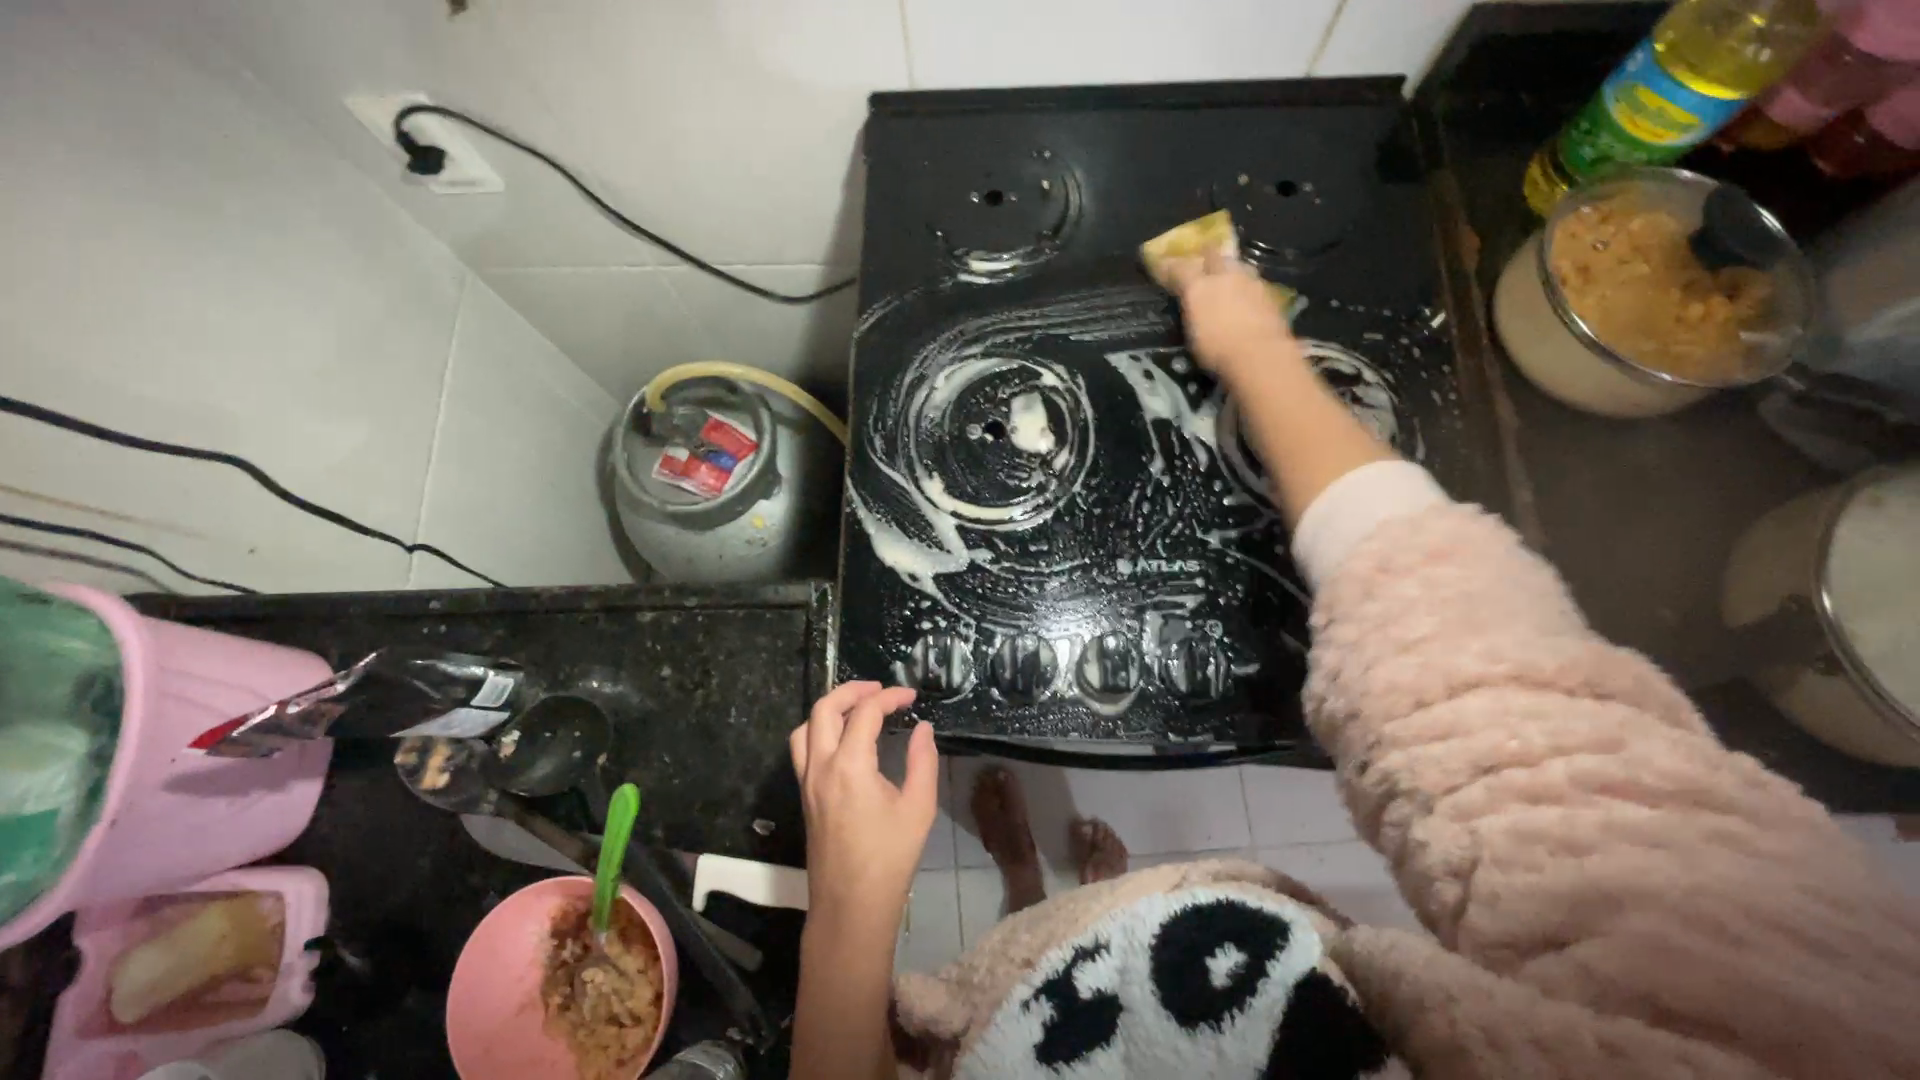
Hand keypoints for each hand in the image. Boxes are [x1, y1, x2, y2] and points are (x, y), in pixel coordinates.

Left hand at [790, 682, 937, 925]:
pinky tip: (844, 740)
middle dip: (852, 690)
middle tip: (881, 690)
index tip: (911, 696)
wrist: (851, 905)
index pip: (865, 712)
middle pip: (824, 709)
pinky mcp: (804, 797)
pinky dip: (819, 731)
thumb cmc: (890, 858)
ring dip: (829, 709)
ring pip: (805, 728)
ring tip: (857, 708)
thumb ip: (922, 761)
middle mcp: (820, 766)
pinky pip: (802, 750)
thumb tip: (923, 728)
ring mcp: (807, 782)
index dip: (890, 697)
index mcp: (850, 765)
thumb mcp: (918, 807)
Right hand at [1164, 251, 1306, 386]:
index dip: (1170, 267)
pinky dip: (1248, 288)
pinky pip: (1254, 283)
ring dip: (1231, 270)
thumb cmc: (1217, 350)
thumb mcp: (1193, 334)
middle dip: (1206, 257)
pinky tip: (1247, 299)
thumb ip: (1192, 312)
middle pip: (1213, 255)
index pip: (1179, 268)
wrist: (1261, 355)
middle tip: (1202, 264)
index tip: (1164, 268)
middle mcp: (1224, 276)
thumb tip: (1192, 305)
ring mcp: (1250, 282)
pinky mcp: (1271, 294)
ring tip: (1229, 280)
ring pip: (1238, 265)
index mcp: (1198, 287)